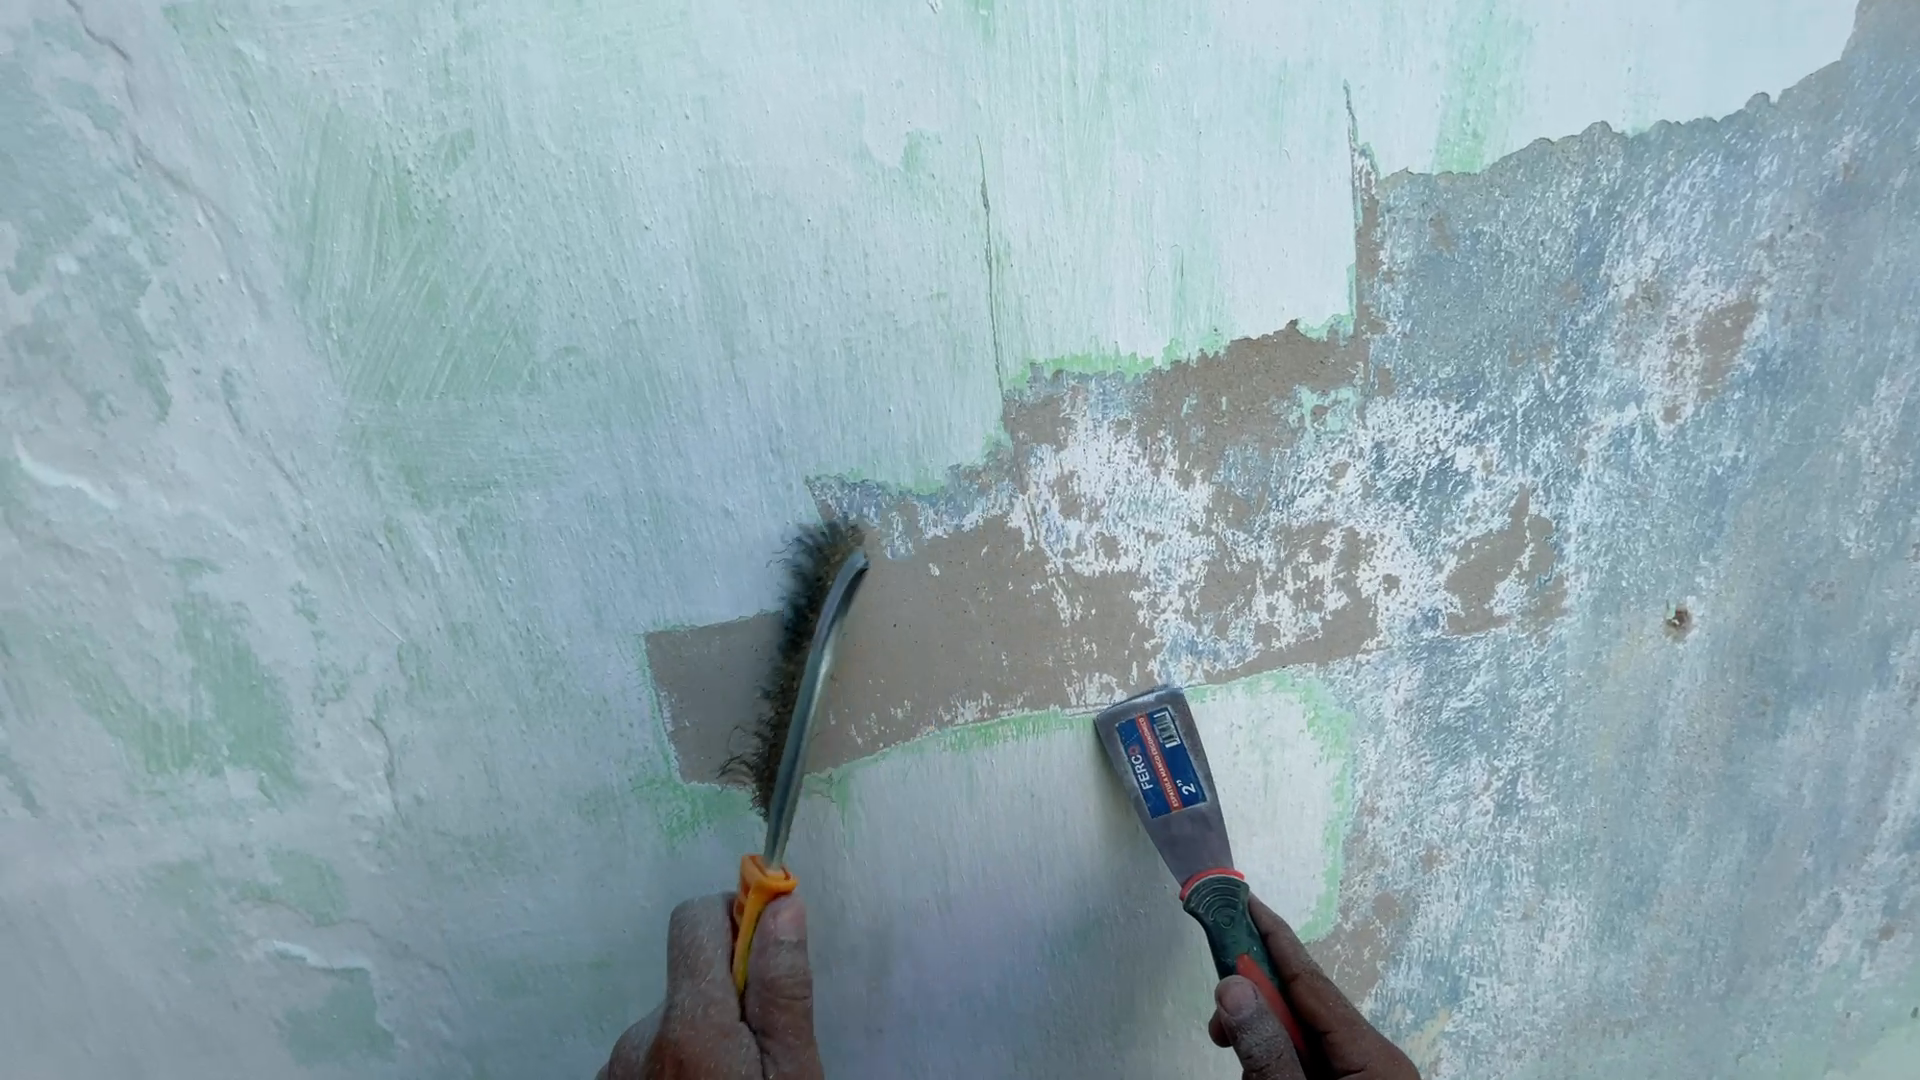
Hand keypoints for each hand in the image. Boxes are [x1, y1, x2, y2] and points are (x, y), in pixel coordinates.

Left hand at [600, 893, 823, 1079]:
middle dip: (729, 990)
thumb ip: (783, 986)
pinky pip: (650, 1052)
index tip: (764, 950)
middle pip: (688, 974)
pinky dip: (677, 1063)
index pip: (694, 919)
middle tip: (762, 1048)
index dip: (734, 917)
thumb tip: (782, 903)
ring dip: (703, 1032)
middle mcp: (636, 1041)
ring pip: (672, 1017)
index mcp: (686, 1025)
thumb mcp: (792, 1073)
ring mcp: (613, 1074)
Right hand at [1207, 895, 1418, 1079]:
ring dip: (1262, 1047)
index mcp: (1371, 1054)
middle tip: (1216, 1028)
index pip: (1308, 976)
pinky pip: (1306, 1061)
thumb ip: (1267, 1050)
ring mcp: (1364, 1075)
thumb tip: (1233, 985)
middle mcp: (1371, 1056)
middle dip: (1255, 1008)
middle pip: (1299, 1006)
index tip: (1239, 897)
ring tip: (1246, 1076)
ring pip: (1297, 1036)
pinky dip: (1276, 1066)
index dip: (1270, 933)